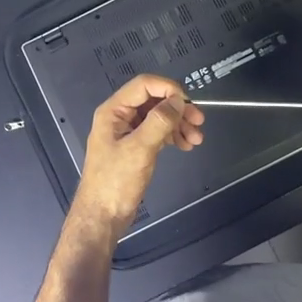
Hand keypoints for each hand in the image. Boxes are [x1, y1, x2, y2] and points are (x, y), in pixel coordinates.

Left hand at [70, 74, 205, 234]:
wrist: (102, 216)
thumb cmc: (116, 182)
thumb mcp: (140, 149)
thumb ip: (159, 121)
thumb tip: (178, 101)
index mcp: (113, 111)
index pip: (144, 85)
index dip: (168, 88)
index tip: (189, 103)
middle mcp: (119, 117)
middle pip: (153, 100)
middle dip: (177, 108)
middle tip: (199, 121)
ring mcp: (127, 132)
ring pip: (158, 117)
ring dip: (179, 124)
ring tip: (196, 139)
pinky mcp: (135, 147)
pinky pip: (157, 132)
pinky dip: (172, 135)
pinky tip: (185, 145)